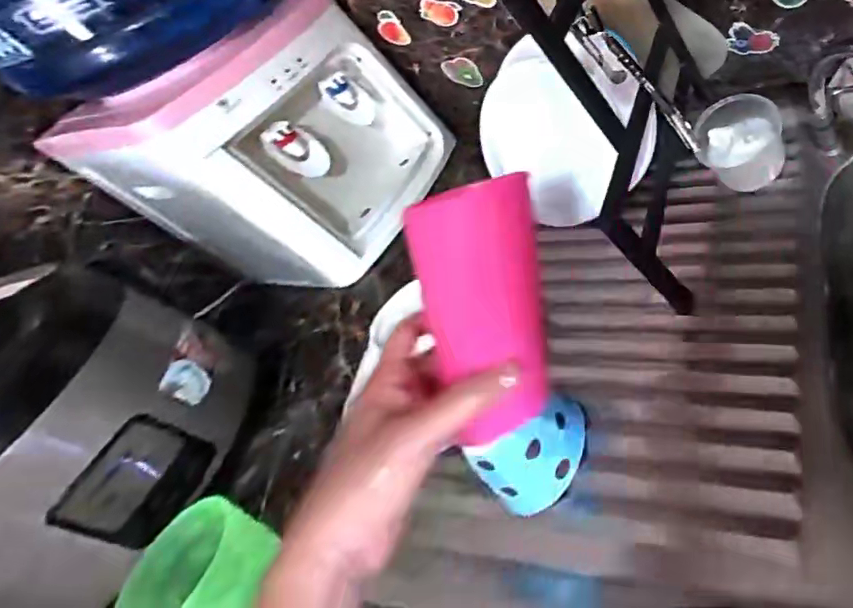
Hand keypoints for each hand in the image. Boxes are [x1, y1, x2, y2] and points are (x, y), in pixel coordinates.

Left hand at [259, 315, 517, 607]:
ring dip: (469, 385)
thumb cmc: (365, 479)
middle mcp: (396, 398)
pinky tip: (494, 414)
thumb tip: (513, 368)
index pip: (409, 332)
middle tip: (502, 338)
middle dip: (462, 351)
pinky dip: (469, 416)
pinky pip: (447, 424)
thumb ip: (465, 401)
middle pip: (432, 363)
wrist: (339, 549)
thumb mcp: (416, 432)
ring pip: (443, 394)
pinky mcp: (415, 456)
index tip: (470, 303)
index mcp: (386, 381)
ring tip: (507, 370)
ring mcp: (405, 428)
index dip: (434, 315)